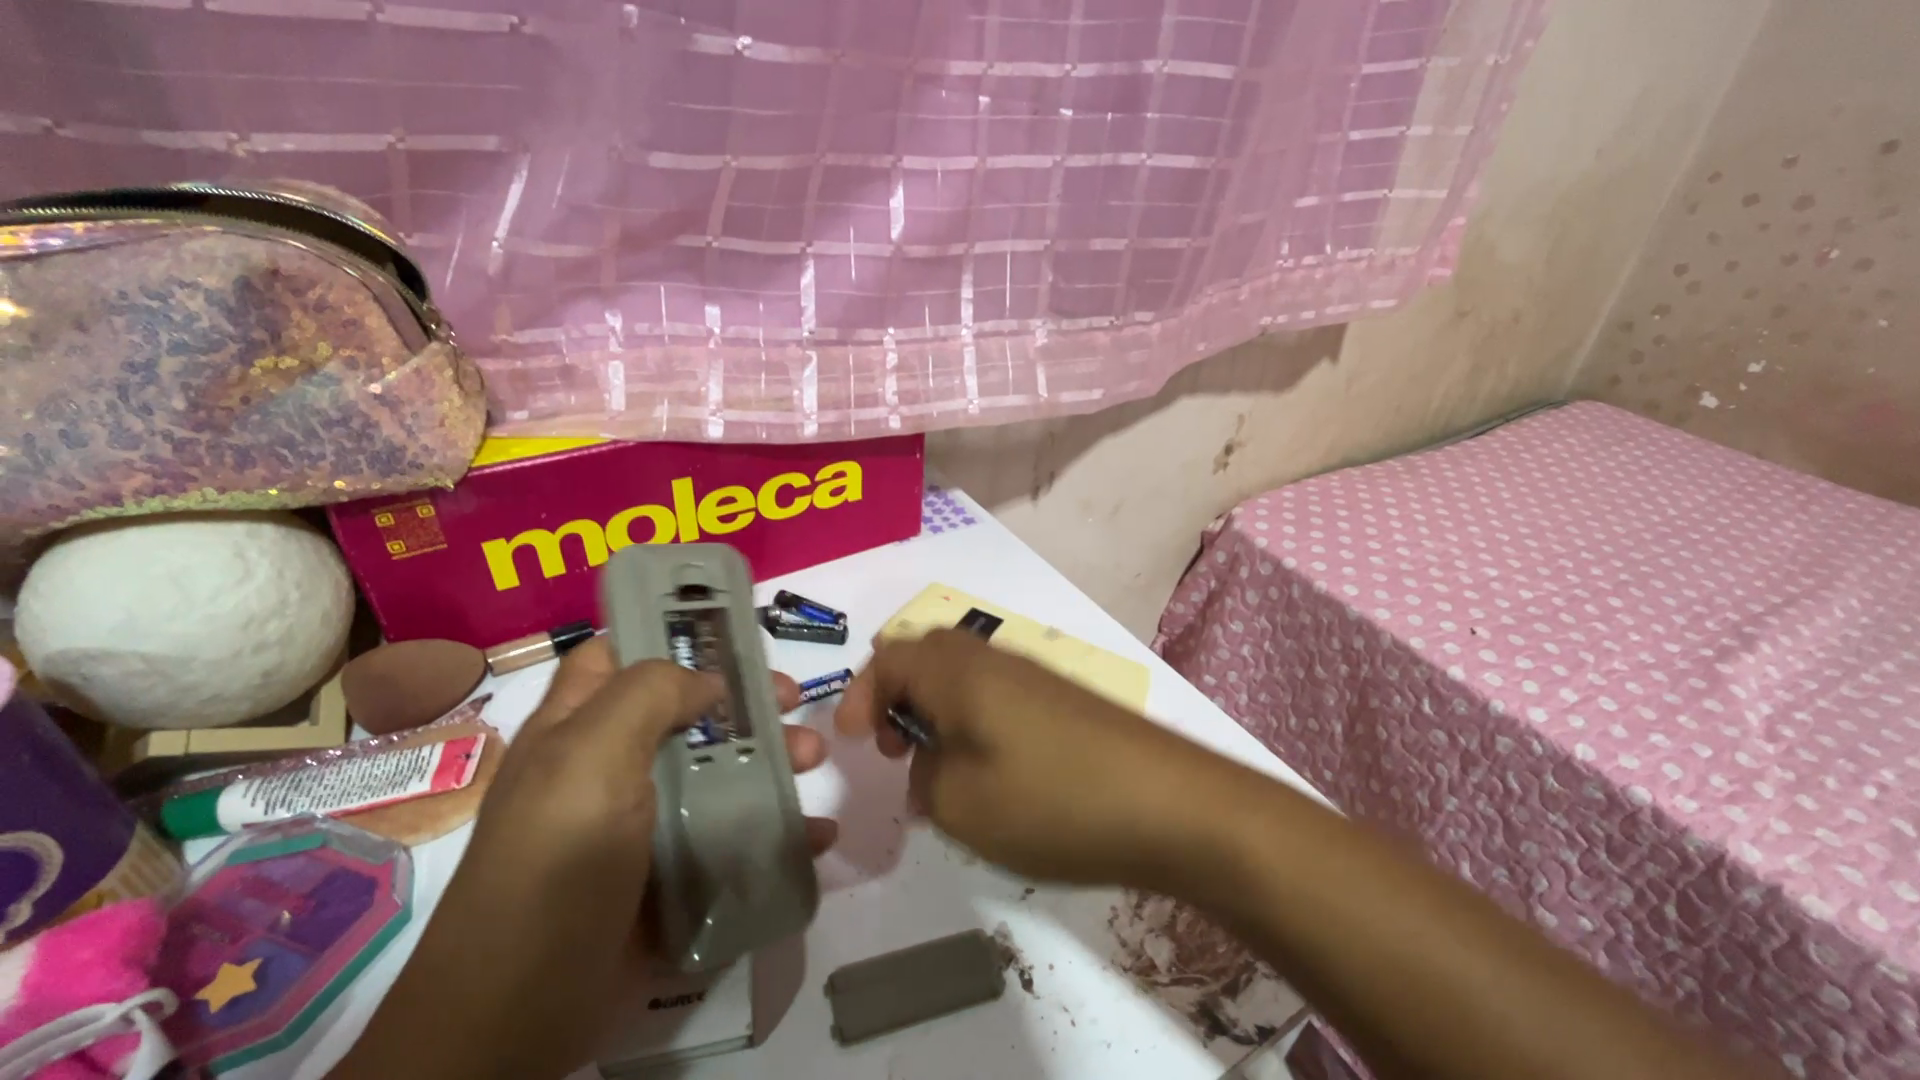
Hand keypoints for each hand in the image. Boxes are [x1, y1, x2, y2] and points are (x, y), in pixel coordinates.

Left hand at [338, 639, 833, 1079]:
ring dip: (769, 761)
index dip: (668, 634)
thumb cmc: (557, 861)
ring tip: (814, 762)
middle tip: (795, 700)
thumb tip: (707, 681)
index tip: (733, 635)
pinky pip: (728, 842)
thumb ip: (649, 696)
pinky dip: (773, 831)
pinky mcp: (667, 882)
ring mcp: (638, 830)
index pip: (617, 655)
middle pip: (683, 713)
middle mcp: (606, 770)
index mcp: (577, 728)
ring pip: (713, 775)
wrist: (521, 1007)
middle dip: (742, 701)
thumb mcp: (592, 757)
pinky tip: (814, 834)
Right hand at [834, 628, 1226, 891]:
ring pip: (967, 675)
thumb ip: (923, 778)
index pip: (891, 658)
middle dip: (898, 695)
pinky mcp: (1069, 703)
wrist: (1174, 804)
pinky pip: (1001, 695)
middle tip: (891, 746)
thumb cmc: (1053, 801)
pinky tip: (992, 773)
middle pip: (930, 654)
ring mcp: (1039, 677)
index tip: (851, 741)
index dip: (860, 695)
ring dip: (939, 710)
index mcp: (960, 671)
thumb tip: (930, 762)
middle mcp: (997, 659)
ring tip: (938, 766)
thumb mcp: (961, 805)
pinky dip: (976, 721)